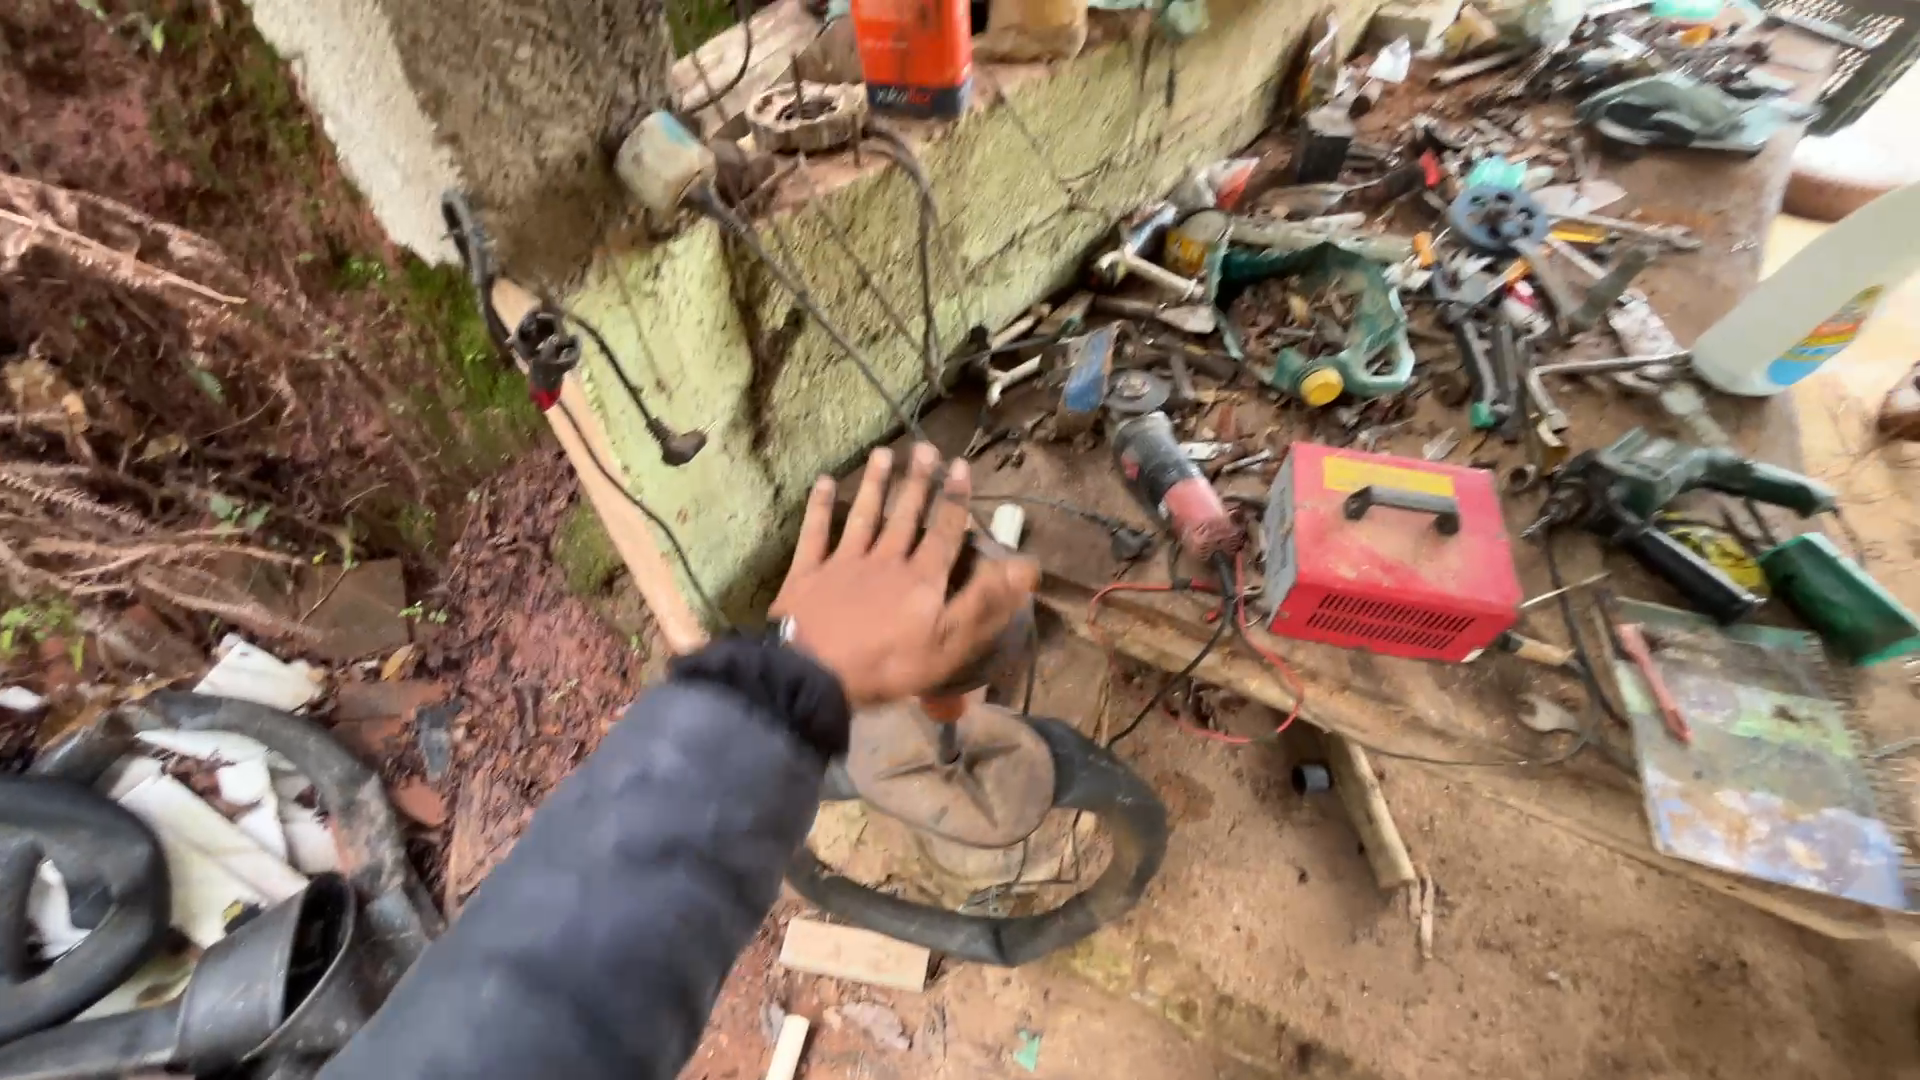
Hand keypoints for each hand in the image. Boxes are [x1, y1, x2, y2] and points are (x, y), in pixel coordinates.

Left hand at [771, 443, 1039, 707]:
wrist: (814, 674)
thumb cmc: (887, 665)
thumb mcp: (948, 644)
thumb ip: (984, 602)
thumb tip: (1025, 567)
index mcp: (921, 578)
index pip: (944, 532)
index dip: (954, 499)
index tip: (960, 466)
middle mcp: (885, 560)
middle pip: (904, 515)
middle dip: (917, 481)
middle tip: (924, 447)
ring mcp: (844, 563)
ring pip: (863, 516)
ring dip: (874, 484)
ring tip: (883, 453)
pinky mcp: (808, 573)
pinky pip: (815, 533)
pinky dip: (818, 507)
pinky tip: (821, 482)